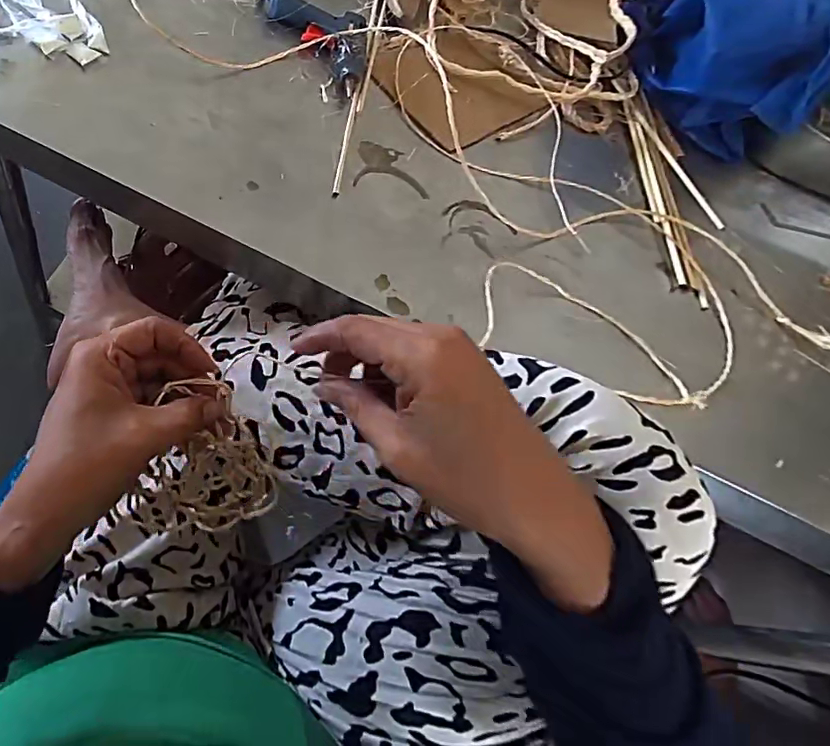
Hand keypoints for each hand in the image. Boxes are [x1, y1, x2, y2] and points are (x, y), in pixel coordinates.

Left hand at [0, 317, 223, 591]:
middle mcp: (101, 364)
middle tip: (219, 403)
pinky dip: (169, 413)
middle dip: (190, 377)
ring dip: (183, 398)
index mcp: (101, 354)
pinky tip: (192, 430)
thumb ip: (188, 414)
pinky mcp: (108, 414)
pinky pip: (146, 402)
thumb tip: (222, 405)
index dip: (189, 348)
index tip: (214, 374)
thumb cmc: (88, 466)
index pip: (154, 331)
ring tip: (212, 420)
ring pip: (155, 381)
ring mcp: (104, 389)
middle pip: (157, 356)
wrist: (43, 516)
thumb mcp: (144, 436)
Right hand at [293, 317, 616, 611]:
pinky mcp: (469, 362)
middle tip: (321, 384)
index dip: (319, 337)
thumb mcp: (397, 446)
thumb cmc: (463, 478)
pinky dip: (394, 368)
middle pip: (376, 329)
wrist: (537, 500)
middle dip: (343, 351)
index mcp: (421, 351)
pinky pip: (418, 352)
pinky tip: (386, 399)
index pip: (355, 329)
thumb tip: (325, 384)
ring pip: (396, 340)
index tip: (291, 351)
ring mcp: (459, 347)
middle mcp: (440, 336)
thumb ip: (355, 405)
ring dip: (369, 361)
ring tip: (353, 399)